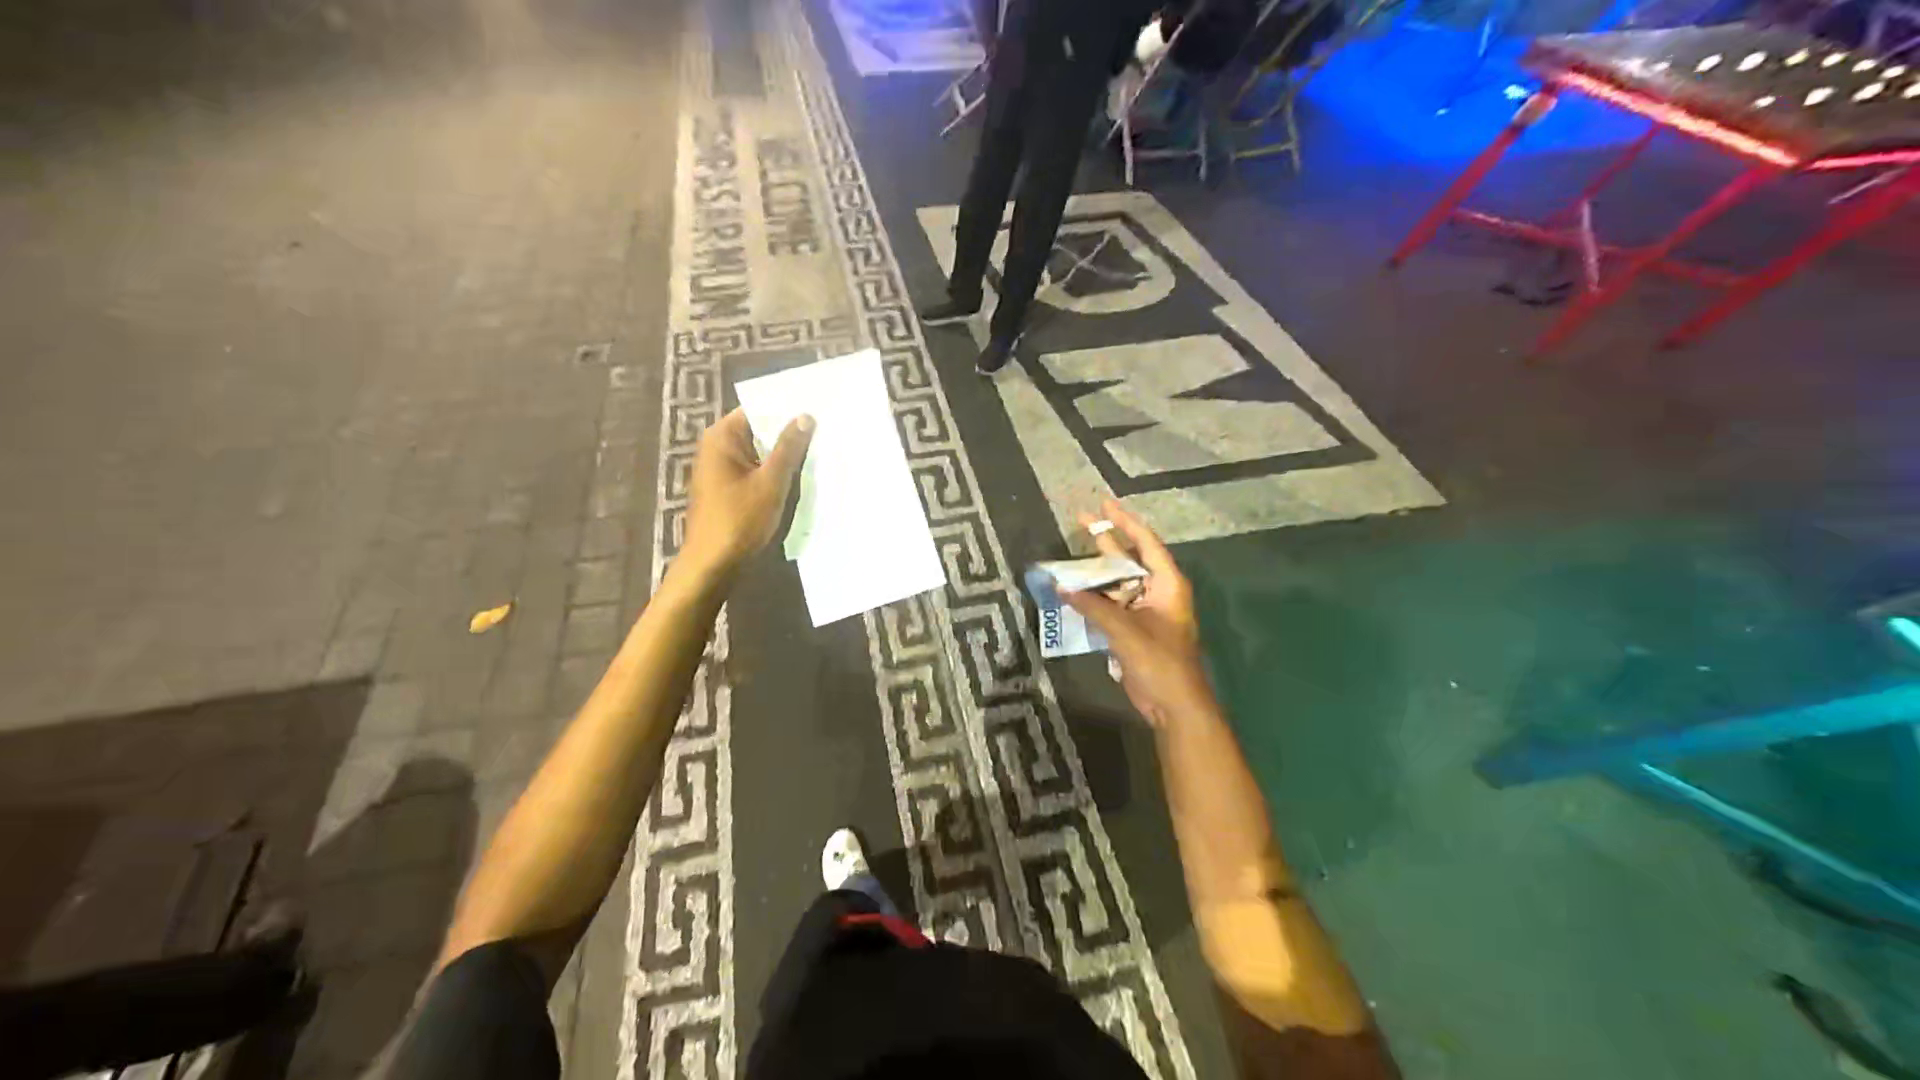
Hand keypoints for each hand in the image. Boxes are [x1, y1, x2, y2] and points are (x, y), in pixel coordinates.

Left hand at [681, 408, 813, 578]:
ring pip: (760, 452)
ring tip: (820, 450)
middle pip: (759, 430)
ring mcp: (721, 469)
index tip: (818, 410)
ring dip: (784, 455)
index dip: (786, 410)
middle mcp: (717, 447)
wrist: (713, 564)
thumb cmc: (739, 520)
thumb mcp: (770, 482)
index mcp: (722, 437)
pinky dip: (775, 471)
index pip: (758, 410)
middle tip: (826, 430)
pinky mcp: (728, 488)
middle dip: (789, 432)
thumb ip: (789, 448)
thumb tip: (805, 416)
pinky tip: (801, 475)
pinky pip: (756, 470)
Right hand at [1064, 499, 1216, 728]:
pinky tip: (1072, 592)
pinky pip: (1111, 604)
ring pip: (1117, 582)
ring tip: (1068, 557)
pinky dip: (1094, 598)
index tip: (1103, 503)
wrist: (1174, 704)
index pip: (1145, 542)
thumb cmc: (1159, 661)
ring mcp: (1145, 611)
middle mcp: (1157, 591)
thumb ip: (1093, 606)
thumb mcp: (1125, 630)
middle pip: (1129, 558)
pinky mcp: (1134, 629)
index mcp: (1167, 584)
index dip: (1124, 521)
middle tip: (1079, 519)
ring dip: (1095, 573)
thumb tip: (1063, 587)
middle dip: (1105, 540)